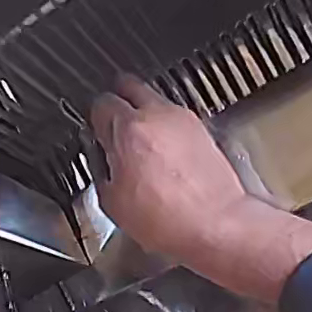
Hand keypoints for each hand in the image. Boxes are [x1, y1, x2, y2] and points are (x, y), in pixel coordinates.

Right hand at [91, 75, 311, 302]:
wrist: (217, 225)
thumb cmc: (170, 219)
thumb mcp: (113, 201)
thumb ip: (102, 169)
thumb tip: (102, 160)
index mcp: (128, 129)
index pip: (101, 103)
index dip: (95, 118)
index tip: (95, 131)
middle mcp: (157, 116)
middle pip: (129, 86)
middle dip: (119, 101)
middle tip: (113, 123)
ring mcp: (184, 120)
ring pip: (155, 101)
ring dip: (145, 116)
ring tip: (141, 146)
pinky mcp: (203, 130)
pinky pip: (176, 119)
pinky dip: (166, 129)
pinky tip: (164, 156)